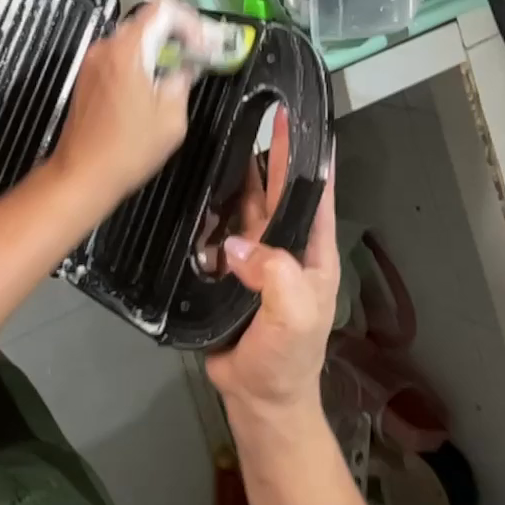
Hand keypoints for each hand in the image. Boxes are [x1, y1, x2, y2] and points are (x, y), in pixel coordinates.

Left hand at [47, 0, 197, 199]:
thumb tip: (185, 67)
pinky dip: (140, 60)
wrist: (81, 174)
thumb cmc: (129, 149)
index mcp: (127, 50)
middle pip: (147, 21)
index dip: (191, 22)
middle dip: (177, 34)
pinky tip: (154, 83)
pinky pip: (119, 55)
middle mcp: (105, 46)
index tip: (204, 46)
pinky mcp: (87, 76)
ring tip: (180, 70)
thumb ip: (182, 81)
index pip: (163, 9)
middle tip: (200, 54)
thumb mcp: (171, 118)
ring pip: (133, 38)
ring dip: (158, 48)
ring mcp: (92, 60)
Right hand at [206, 112, 339, 429]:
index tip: (295, 114)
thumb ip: (276, 277)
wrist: (255, 396)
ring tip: (213, 135)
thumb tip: (236, 246)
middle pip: (275, 185)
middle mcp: (283, 241)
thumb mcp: (295, 317)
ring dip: (231, 172)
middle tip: (248, 108)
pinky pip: (214, 224)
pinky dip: (205, 204)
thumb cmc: (287, 358)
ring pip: (242, 200)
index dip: (309, 152)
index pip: (314, 189)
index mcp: (311, 247)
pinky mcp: (224, 263)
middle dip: (267, 148)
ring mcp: (253, 252)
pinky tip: (189, 181)